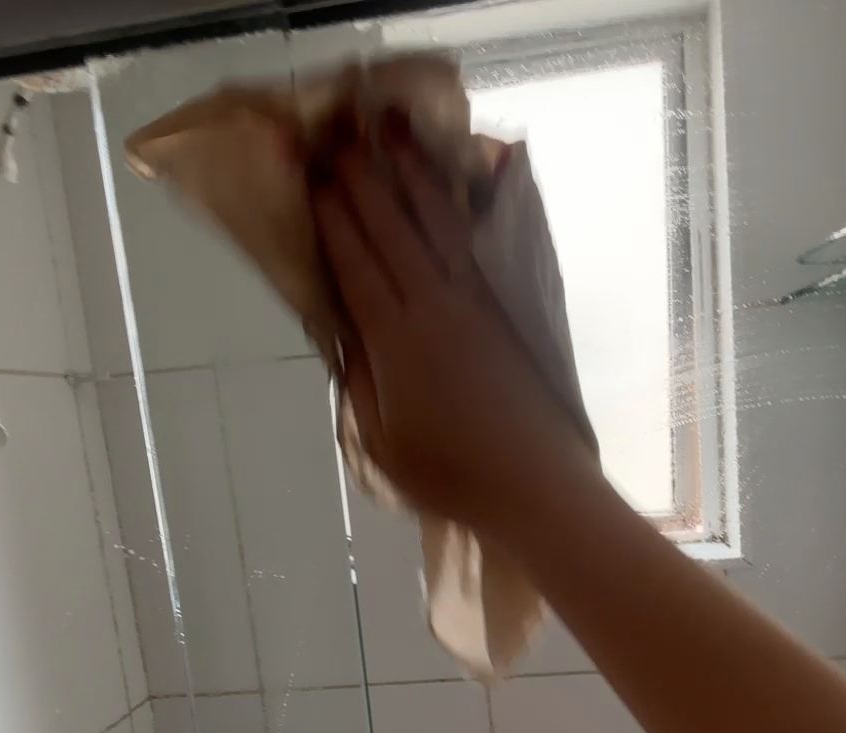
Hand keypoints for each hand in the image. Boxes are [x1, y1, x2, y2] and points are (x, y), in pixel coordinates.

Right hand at [311, 126, 599, 537]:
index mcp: (395, 341)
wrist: (534, 483)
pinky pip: (476, 247)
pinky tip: (454, 190)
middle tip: (339, 137)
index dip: (331, 218)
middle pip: (393, 231)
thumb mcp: (383, 443)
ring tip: (393, 136)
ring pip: (438, 226)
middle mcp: (434, 306)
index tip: (311, 177)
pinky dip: (459, 211)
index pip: (356, 264)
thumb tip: (345, 337)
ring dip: (412, 178)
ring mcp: (477, 304)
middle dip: (363, 182)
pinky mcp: (507, 312)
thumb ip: (359, 384)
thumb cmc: (451, 476)